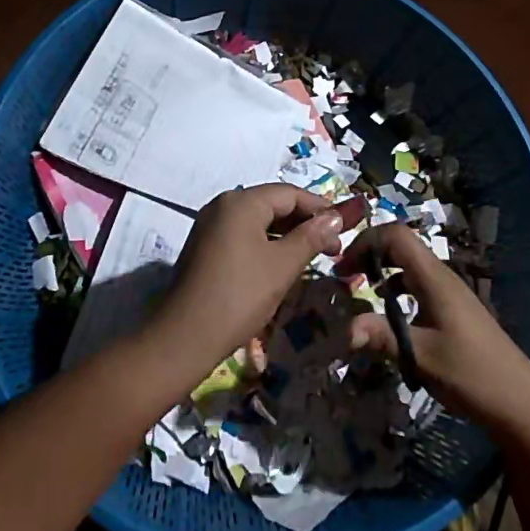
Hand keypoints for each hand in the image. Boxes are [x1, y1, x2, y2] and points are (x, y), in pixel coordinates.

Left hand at [151, 184, 342, 368]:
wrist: (185, 337)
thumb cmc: (239, 296)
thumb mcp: (283, 266)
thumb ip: (311, 237)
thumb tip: (335, 217)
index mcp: (241, 202)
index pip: (289, 193)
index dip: (320, 208)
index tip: (344, 229)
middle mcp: (223, 206)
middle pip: (273, 204)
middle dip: (305, 223)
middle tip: (332, 248)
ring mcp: (210, 227)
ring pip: (259, 222)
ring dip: (288, 236)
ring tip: (313, 258)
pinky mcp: (205, 248)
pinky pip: (244, 236)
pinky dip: (267, 245)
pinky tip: (282, 266)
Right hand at [337, 225, 529, 430]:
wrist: (520, 403)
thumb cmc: (472, 374)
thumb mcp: (422, 356)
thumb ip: (382, 337)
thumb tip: (342, 330)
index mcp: (435, 279)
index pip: (396, 235)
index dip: (366, 241)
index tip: (343, 267)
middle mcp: (441, 278)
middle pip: (401, 247)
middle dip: (369, 255)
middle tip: (344, 279)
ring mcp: (449, 294)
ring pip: (408, 269)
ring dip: (382, 274)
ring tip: (359, 296)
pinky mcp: (452, 312)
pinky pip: (417, 288)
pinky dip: (396, 294)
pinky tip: (388, 319)